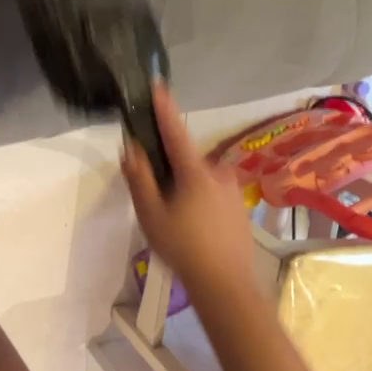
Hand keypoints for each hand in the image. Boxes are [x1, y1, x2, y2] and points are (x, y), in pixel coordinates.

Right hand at [121, 83, 257, 292]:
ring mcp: (234, 191)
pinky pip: (212, 194)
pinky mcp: (240, 208)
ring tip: (172, 219)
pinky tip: (191, 228)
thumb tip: (131, 149)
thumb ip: (140, 178)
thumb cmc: (183, 248)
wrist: (226, 285)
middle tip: (153, 195)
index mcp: (196, 171)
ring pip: (199, 180)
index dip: (164, 108)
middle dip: (169, 169)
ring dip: (184, 188)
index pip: (175, 131)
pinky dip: (198, 201)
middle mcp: (219, 173)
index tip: (158, 85)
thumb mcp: (151, 214)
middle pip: (186, 161)